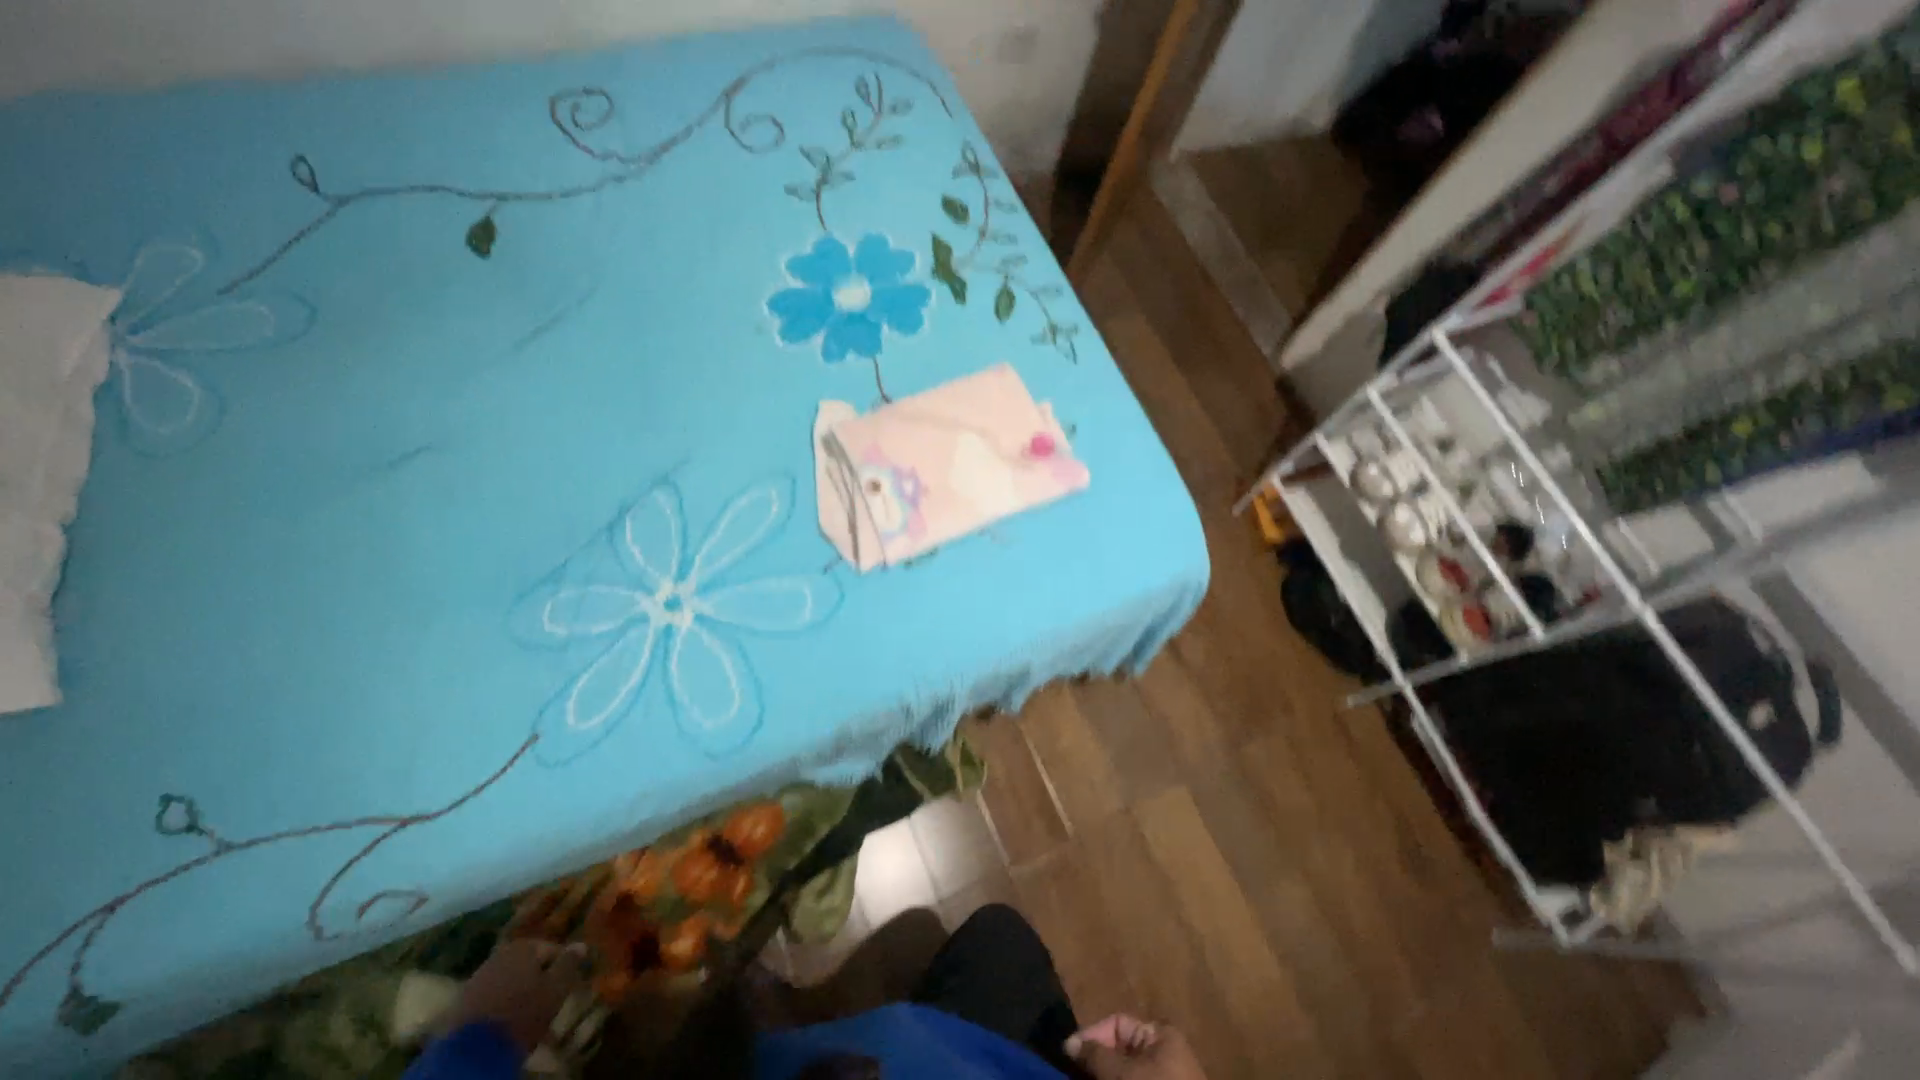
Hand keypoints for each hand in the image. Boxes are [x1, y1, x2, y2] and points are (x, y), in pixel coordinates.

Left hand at [441, 939, 589, 1051]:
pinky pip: (492, 994)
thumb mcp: (556, 989)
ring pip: (509, 979)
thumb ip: (569, 964)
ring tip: (529, 1013)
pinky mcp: (463, 999)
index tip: (568, 986)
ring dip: (521, 991)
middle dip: (540, 978)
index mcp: (523, 947)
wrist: (473, 1049)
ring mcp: (478, 976)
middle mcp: (499, 954)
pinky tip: (507, 1019)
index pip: (553, 950)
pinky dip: (502, 1002)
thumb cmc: (523, 1013)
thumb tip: (582, 944)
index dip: (564, 967)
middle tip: (549, 1000)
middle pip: (528, 963)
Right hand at [1066, 1014, 1207, 1079]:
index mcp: (1159, 1035)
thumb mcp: (1124, 1074)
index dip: (1091, 1035)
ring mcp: (1161, 1077)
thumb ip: (1096, 1055)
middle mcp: (1161, 1052)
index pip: (1117, 1024)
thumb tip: (1069, 1042)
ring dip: (1102, 1077)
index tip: (1068, 1053)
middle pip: (1117, 1050)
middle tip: (1072, 1074)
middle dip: (1094, 1062)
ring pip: (1121, 1073)